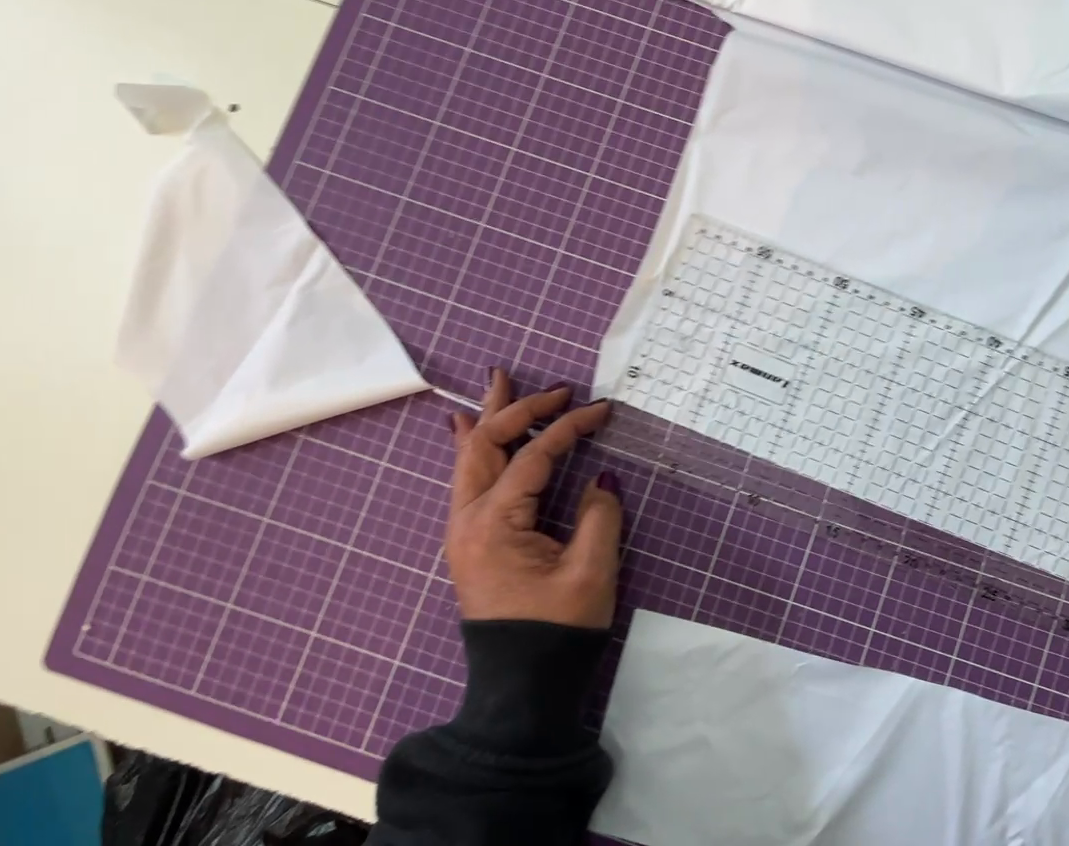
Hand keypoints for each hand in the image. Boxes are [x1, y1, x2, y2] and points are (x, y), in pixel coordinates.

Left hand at [444, 368, 622, 628]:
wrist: (521, 686)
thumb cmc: (558, 628)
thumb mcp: (591, 570)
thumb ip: (599, 514)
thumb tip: (602, 477)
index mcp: (495, 524)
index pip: (533, 456)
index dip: (569, 427)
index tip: (603, 409)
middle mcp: (468, 520)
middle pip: (486, 445)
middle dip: (518, 408)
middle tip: (556, 387)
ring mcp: (464, 531)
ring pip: (471, 459)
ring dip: (489, 419)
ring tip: (499, 382)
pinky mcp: (472, 541)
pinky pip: (469, 479)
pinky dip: (475, 447)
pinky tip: (467, 429)